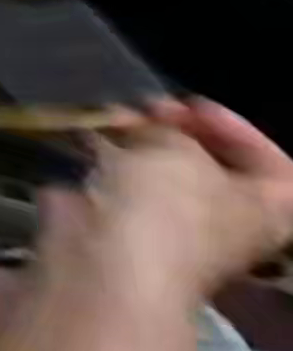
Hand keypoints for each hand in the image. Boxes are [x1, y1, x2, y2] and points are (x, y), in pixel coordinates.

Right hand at [38, 99, 292, 300]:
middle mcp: (225, 214)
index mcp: (267, 208)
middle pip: (211, 163)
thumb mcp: (179, 152)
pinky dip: (99, 150)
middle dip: (177, 130)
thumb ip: (173, 130)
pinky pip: (115, 172)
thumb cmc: (165, 205)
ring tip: (104, 114)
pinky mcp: (116, 210)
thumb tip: (154, 122)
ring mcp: (166, 215)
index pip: (276, 166)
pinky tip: (77, 133)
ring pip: (157, 165)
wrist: (104, 248)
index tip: (190, 102)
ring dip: (133, 137)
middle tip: (143, 105)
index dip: (237, 130)